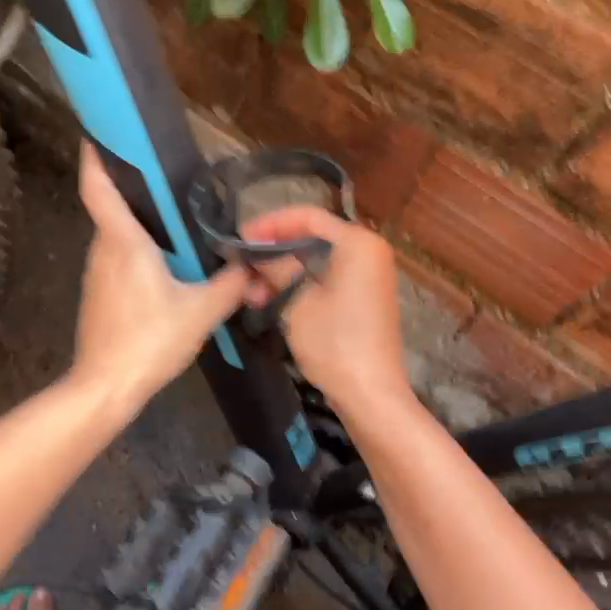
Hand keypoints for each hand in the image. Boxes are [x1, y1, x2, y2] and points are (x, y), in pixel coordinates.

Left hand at [68, 143, 249, 405]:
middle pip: (113, 211)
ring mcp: (96, 275)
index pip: (98, 187)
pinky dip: (136, 256)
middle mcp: (103, 250)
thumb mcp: (201, 311)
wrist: (106, 386)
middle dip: (136, 195)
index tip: (99, 133)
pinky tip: (163, 271)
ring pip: (117, 239)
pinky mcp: (97, 297)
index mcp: (124, 241)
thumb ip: (231, 284)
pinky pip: (117, 262)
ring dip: (140, 230)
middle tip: (169, 184)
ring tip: (176, 227)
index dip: (96, 157)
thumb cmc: (150, 339)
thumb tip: (255, 268)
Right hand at [240, 207, 410, 412]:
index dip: (270, 224)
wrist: (369, 392)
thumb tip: (257, 257)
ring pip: (318, 260)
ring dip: (285, 272)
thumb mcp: (296, 302)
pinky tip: (274, 299)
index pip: (308, 217)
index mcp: (358, 243)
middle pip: (314, 237)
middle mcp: (369, 251)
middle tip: (244, 268)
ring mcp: (370, 276)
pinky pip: (329, 277)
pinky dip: (302, 283)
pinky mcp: (364, 297)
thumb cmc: (333, 342)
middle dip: (276, 252)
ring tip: (254, 291)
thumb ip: (277, 270)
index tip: (240, 238)